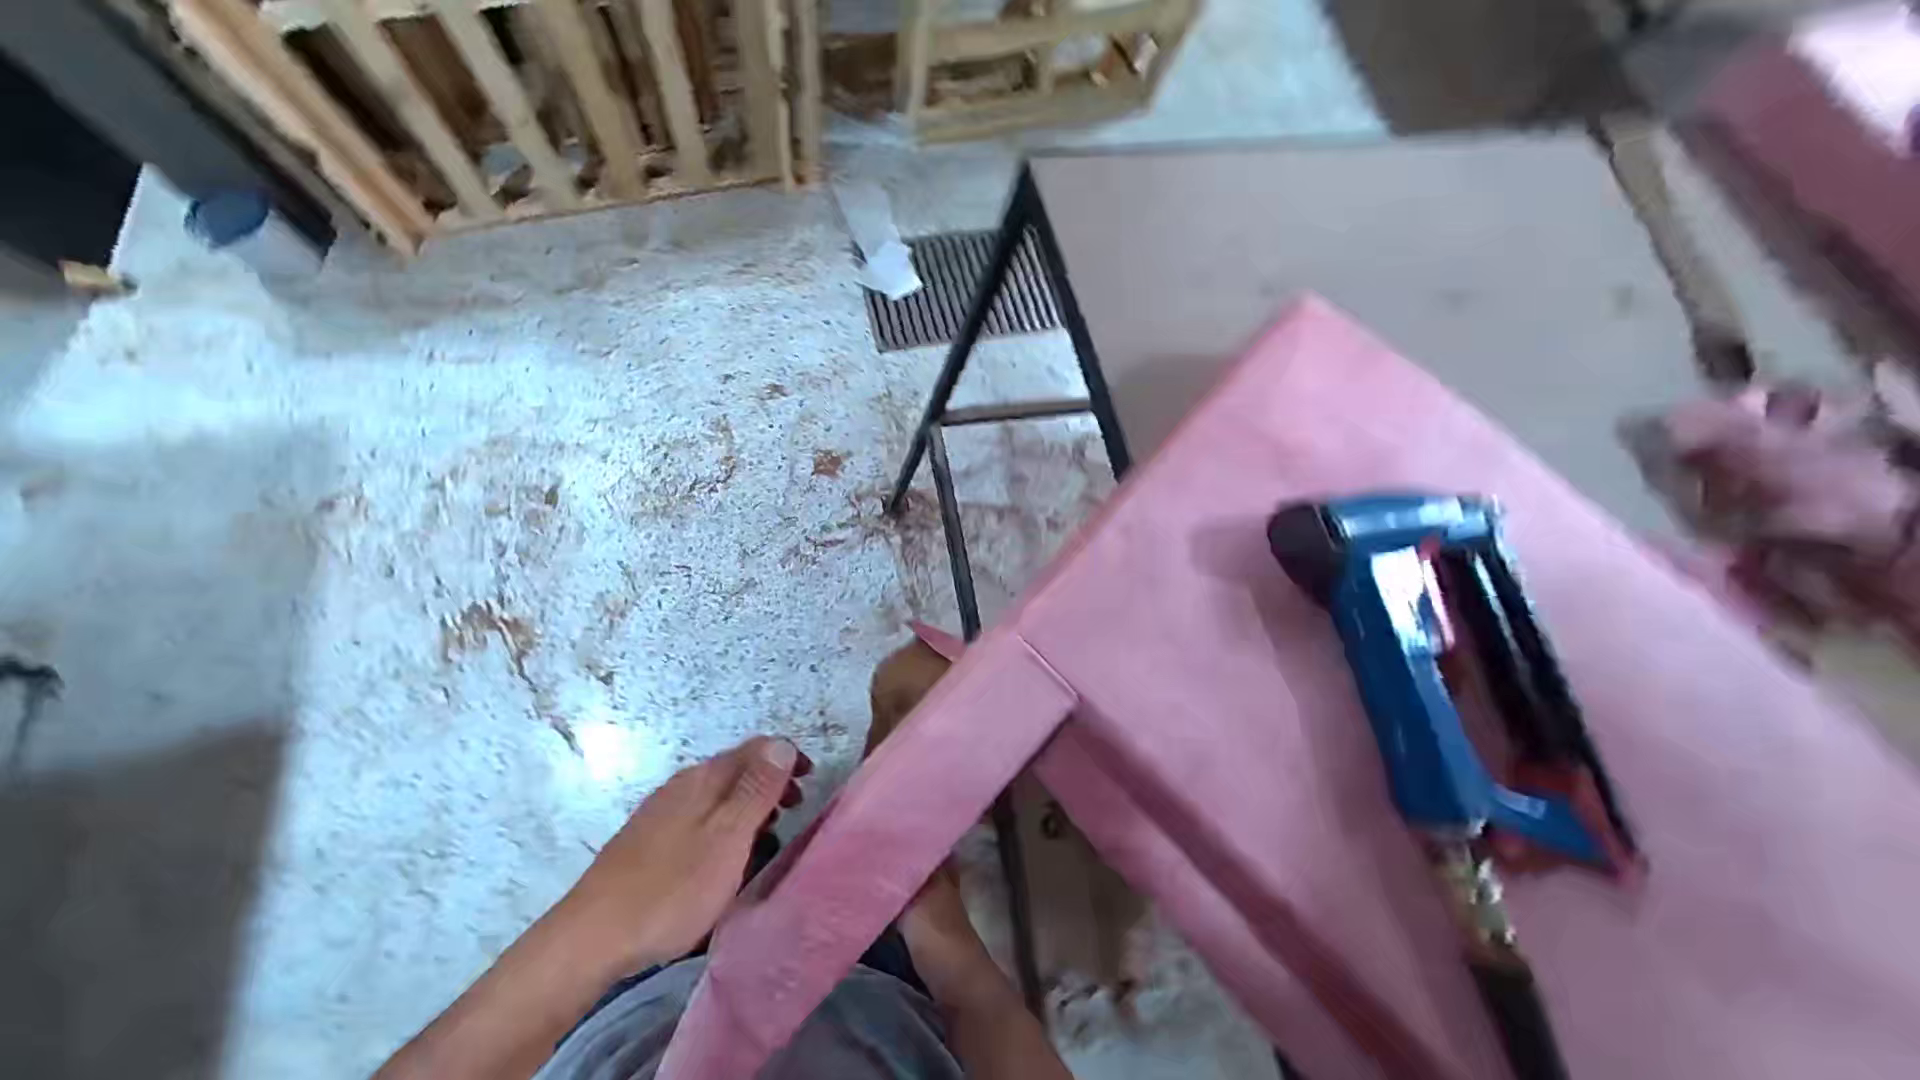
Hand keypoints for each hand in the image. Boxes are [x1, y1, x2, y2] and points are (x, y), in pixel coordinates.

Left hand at [557, 735, 810, 972]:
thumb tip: (783, 743)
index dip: (788, 758)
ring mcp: (660, 813)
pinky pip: (699, 820)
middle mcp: (682, 785)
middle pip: (737, 770)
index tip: (811, 782)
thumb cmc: (672, 889)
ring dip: (748, 809)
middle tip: (795, 812)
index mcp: (704, 778)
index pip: (757, 748)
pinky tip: (723, 860)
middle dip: (770, 784)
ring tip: (766, 840)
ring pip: (717, 797)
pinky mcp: (647, 842)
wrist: (590, 940)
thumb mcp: (728, 837)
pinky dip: (723, 829)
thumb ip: (756, 789)